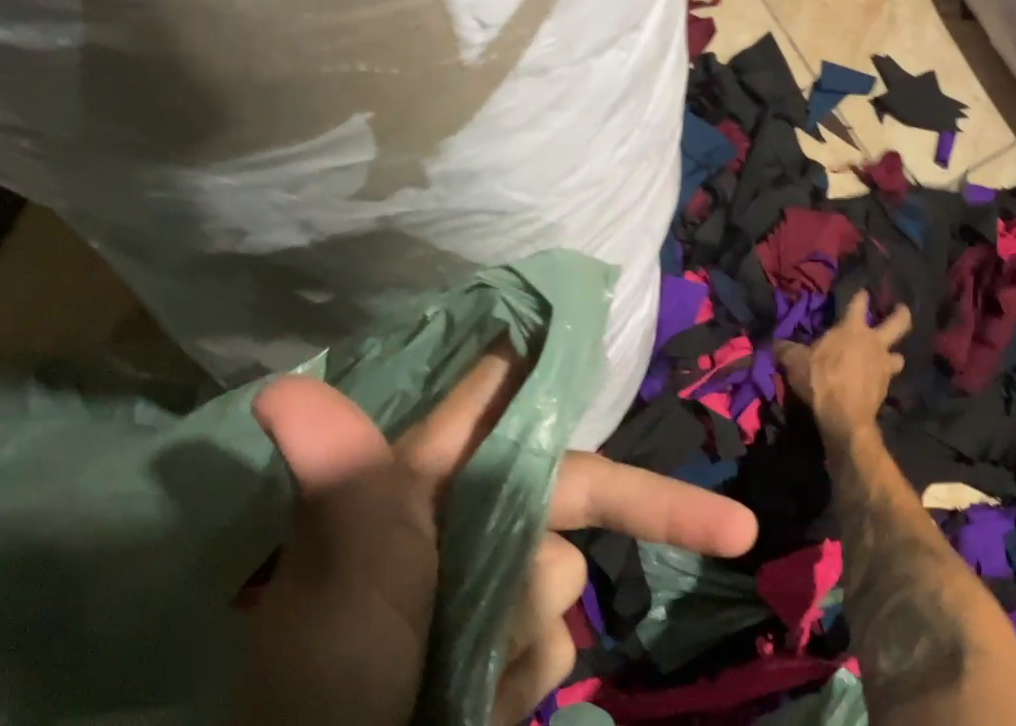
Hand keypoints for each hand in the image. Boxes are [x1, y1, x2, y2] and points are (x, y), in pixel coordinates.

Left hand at [235, 342, 758, 725]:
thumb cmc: (333, 675)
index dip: (562, 366)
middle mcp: (462, 521)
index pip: (506, 401)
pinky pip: (552, 646)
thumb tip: (282, 391)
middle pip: (572, 490)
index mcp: (424, 481)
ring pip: (562, 579)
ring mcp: (483, 586)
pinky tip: (478, 700)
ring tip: (464, 673)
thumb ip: (346, 485)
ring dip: (531, 631)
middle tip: (733, 532)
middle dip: (637, 515)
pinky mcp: (497, 648)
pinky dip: (526, 676)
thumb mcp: (342, 581)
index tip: (619, 327)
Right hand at [778, 292, 911, 443]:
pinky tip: (875, 382)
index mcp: (852, 329)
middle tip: (902, 309)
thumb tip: (775, 343)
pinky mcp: (886, 388)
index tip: (864, 293)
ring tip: (890, 357)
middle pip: (898, 322)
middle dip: (901, 314)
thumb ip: (787, 349)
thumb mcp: (795, 361)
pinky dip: (883, 379)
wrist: (843, 414)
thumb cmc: (820, 378)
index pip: (859, 304)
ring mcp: (883, 365)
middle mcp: (874, 342)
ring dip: (894, 356)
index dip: (861, 297)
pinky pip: (888, 379)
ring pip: (899, 356)